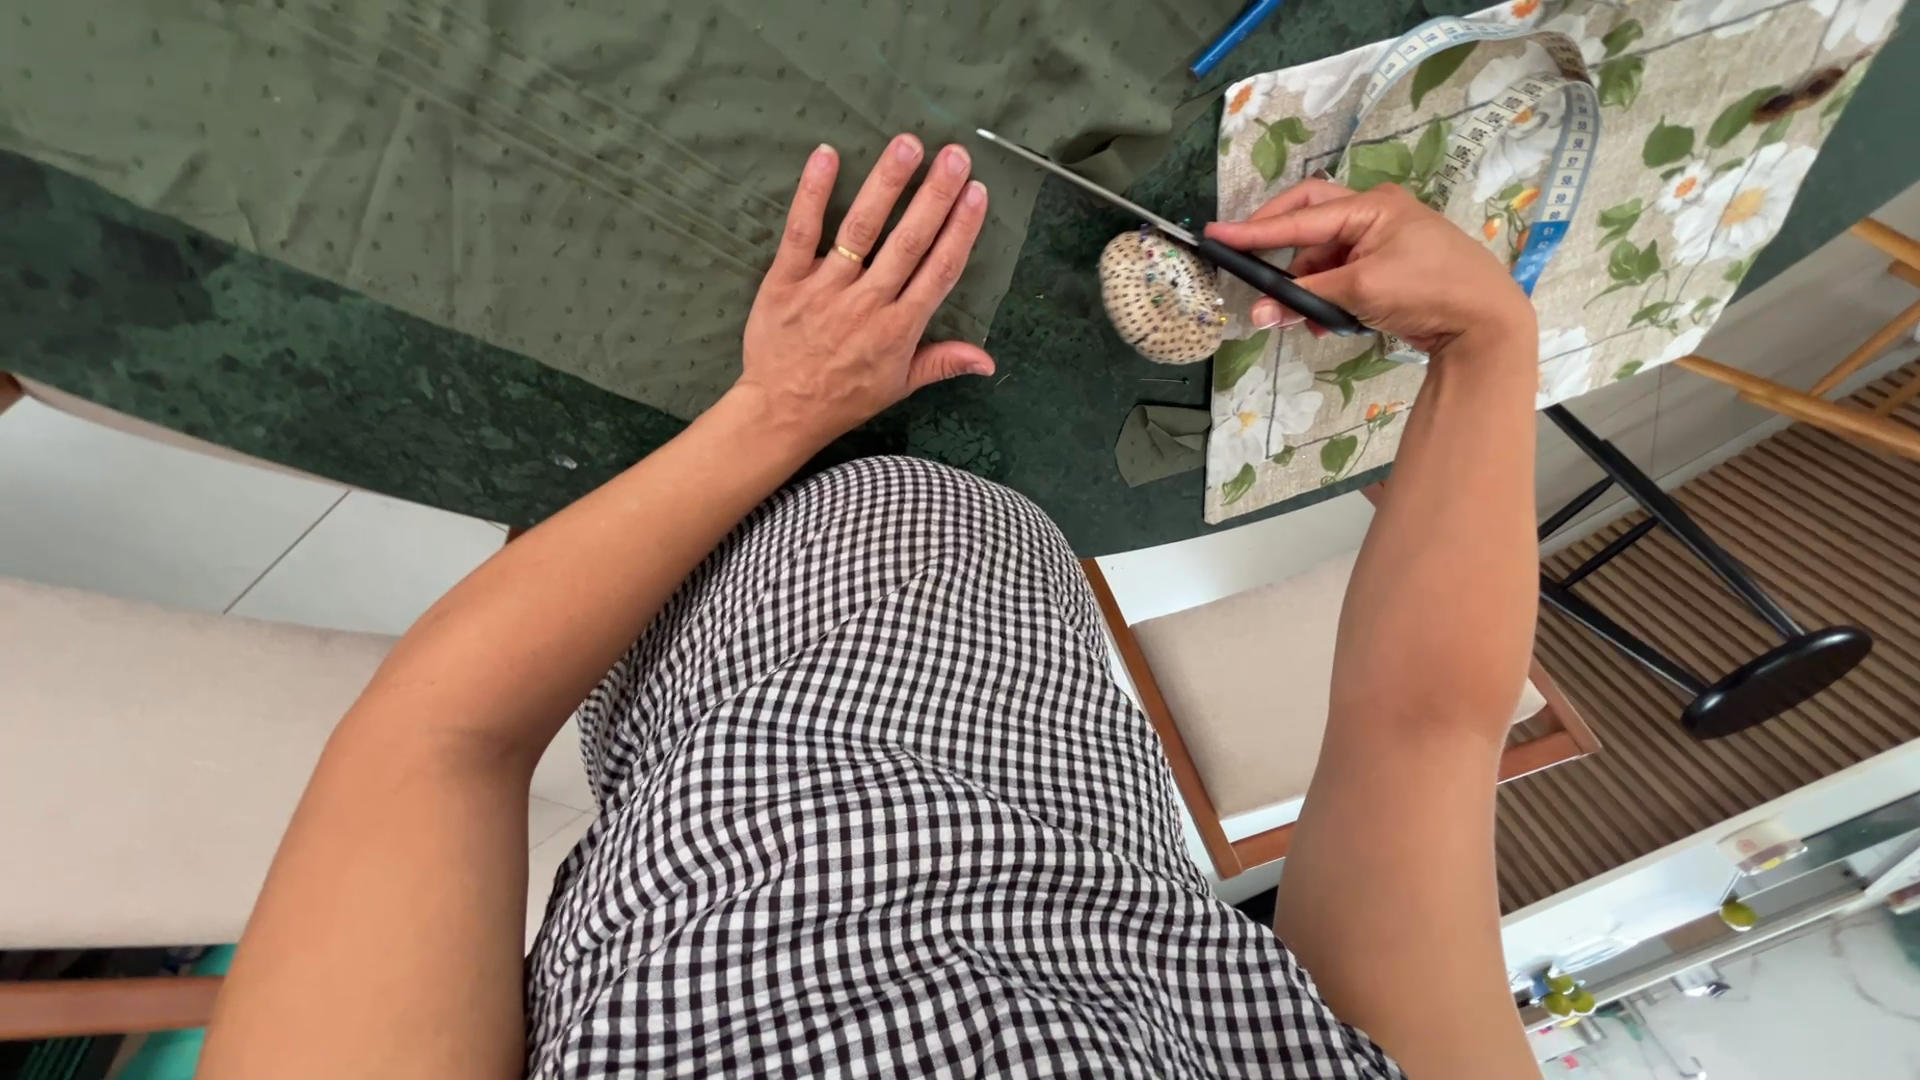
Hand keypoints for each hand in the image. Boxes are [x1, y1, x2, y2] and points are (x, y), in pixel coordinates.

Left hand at [733, 135, 992, 449]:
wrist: (783, 412)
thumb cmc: (846, 398)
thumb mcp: (899, 386)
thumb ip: (943, 363)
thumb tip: (989, 362)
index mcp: (899, 329)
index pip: (939, 271)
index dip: (960, 231)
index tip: (977, 193)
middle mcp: (868, 303)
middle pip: (908, 241)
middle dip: (935, 196)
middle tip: (955, 154)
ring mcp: (826, 289)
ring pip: (861, 229)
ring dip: (886, 184)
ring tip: (908, 144)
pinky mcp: (786, 281)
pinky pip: (801, 232)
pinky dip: (813, 194)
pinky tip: (827, 155)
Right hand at [1204, 179, 1534, 359]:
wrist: (1482, 320)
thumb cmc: (1427, 289)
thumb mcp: (1359, 291)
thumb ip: (1304, 298)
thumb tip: (1257, 314)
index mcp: (1370, 207)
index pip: (1299, 216)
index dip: (1254, 230)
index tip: (1216, 235)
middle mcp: (1371, 216)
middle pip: (1306, 224)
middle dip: (1277, 249)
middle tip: (1245, 263)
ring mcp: (1376, 243)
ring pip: (1318, 260)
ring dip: (1303, 289)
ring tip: (1297, 318)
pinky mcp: (1379, 270)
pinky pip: (1335, 279)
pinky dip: (1323, 300)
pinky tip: (1323, 323)